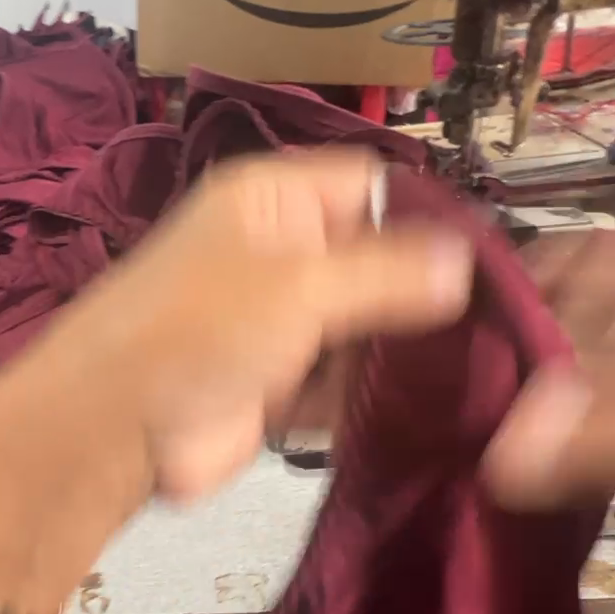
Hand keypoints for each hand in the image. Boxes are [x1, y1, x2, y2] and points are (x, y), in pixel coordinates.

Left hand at [39, 151, 475, 501]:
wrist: (119, 427)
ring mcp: (277, 325)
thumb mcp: (300, 285)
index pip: (369, 186)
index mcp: (273, 204)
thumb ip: (386, 274)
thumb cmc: (201, 330)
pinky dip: (370, 393)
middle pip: (371, 262)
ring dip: (402, 349)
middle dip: (423, 292)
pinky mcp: (277, 386)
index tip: (487, 260)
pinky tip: (425, 405)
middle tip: (495, 323)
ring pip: (359, 327)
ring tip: (476, 366)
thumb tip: (466, 265)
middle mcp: (277, 256)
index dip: (426, 216)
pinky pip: (338, 382)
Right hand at [483, 232, 614, 607]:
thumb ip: (610, 437)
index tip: (467, 306)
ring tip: (467, 434)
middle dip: (522, 357)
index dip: (541, 276)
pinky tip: (523, 480)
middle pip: (584, 338)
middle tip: (447, 388)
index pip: (604, 270)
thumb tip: (496, 454)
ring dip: (537, 417)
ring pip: (590, 401)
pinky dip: (565, 465)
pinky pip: (605, 457)